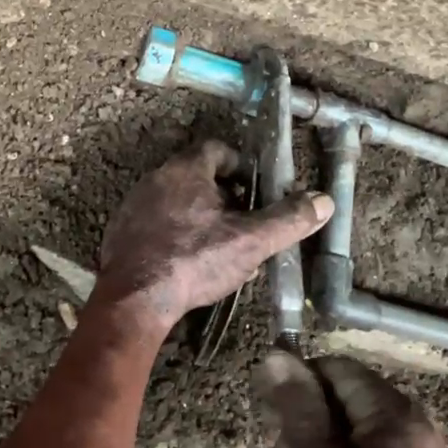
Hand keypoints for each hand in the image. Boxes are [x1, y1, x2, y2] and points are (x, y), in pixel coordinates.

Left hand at [93, 139, 332, 330]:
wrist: (134, 297)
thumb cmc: (193, 260)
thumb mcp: (249, 241)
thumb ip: (287, 220)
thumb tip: (323, 201)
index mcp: (186, 169)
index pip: (216, 150)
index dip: (239, 166)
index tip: (255, 189)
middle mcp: (157, 178)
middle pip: (197, 176)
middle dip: (224, 197)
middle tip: (244, 223)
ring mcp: (136, 203)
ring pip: (178, 202)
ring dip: (202, 218)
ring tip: (223, 248)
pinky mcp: (124, 229)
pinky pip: (158, 223)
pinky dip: (178, 235)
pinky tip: (192, 263)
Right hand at [257, 352, 447, 447]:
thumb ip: (299, 412)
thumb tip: (276, 355)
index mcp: (402, 418)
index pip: (339, 368)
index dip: (303, 382)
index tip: (277, 413)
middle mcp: (420, 424)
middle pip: (350, 390)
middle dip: (312, 410)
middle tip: (287, 445)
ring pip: (357, 417)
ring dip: (324, 432)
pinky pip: (372, 442)